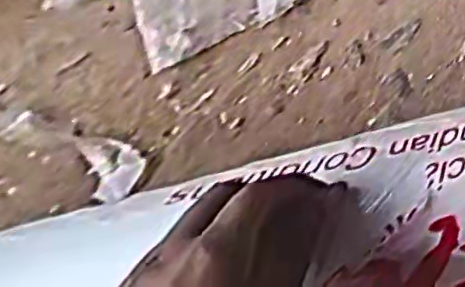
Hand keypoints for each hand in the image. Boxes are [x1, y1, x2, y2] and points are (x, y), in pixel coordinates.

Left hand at [122, 177, 349, 286]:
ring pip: (191, 228)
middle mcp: (171, 255)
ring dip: (227, 224)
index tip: (322, 198)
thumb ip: (298, 250)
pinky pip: (166, 260)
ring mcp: (140, 280)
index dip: (302, 188)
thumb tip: (324, 209)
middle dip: (263, 196)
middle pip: (225, 198)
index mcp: (213, 249)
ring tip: (255, 244)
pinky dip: (196, 256)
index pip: (266, 190)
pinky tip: (210, 281)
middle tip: (294, 207)